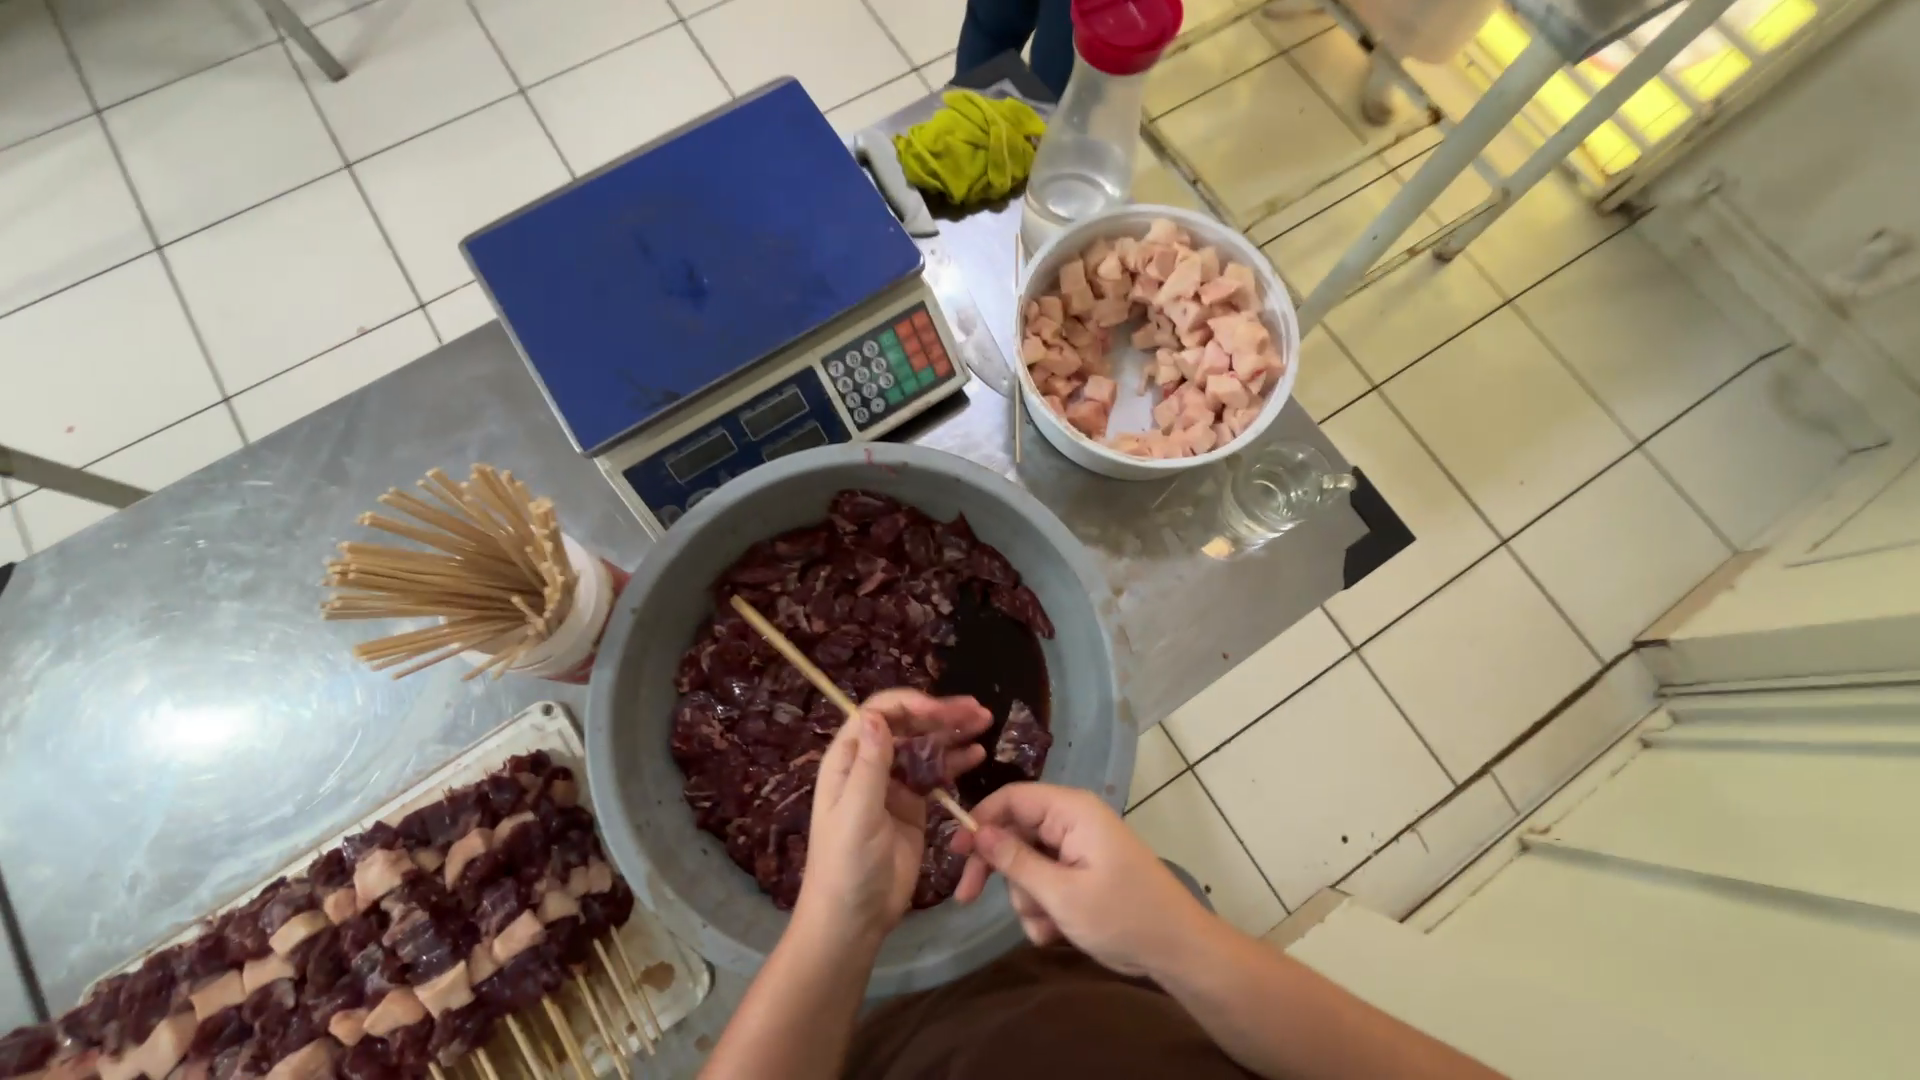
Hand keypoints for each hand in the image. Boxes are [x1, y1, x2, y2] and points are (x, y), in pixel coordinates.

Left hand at [793, 690, 991, 946]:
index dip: (910, 705)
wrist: (854, 918)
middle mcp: (870, 764)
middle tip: (978, 710)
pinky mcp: (913, 805)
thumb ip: (870, 764)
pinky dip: (955, 761)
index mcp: (847, 759)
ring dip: (953, 732)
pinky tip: (977, 754)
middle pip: (907, 725)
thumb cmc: (846, 864)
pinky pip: (936, 774)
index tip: (941, 710)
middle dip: (940, 714)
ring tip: (985, 722)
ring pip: (925, 746)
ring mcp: (894, 784)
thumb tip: (875, 715)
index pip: (879, 714)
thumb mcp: (856, 812)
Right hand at [950, 783, 1210, 977]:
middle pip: (1015, 832)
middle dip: (999, 870)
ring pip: (1026, 864)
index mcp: (1072, 810)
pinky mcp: (1082, 873)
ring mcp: (1078, 848)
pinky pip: (1045, 882)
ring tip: (1048, 925)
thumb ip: (1017, 861)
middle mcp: (1073, 821)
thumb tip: (977, 833)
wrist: (1178, 951)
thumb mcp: (1062, 893)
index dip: (979, 821)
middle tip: (967, 899)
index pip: (1012, 798)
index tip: (953, 852)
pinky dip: (1043, 908)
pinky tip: (1056, 932)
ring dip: (1027, 898)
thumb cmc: (1123, 916)